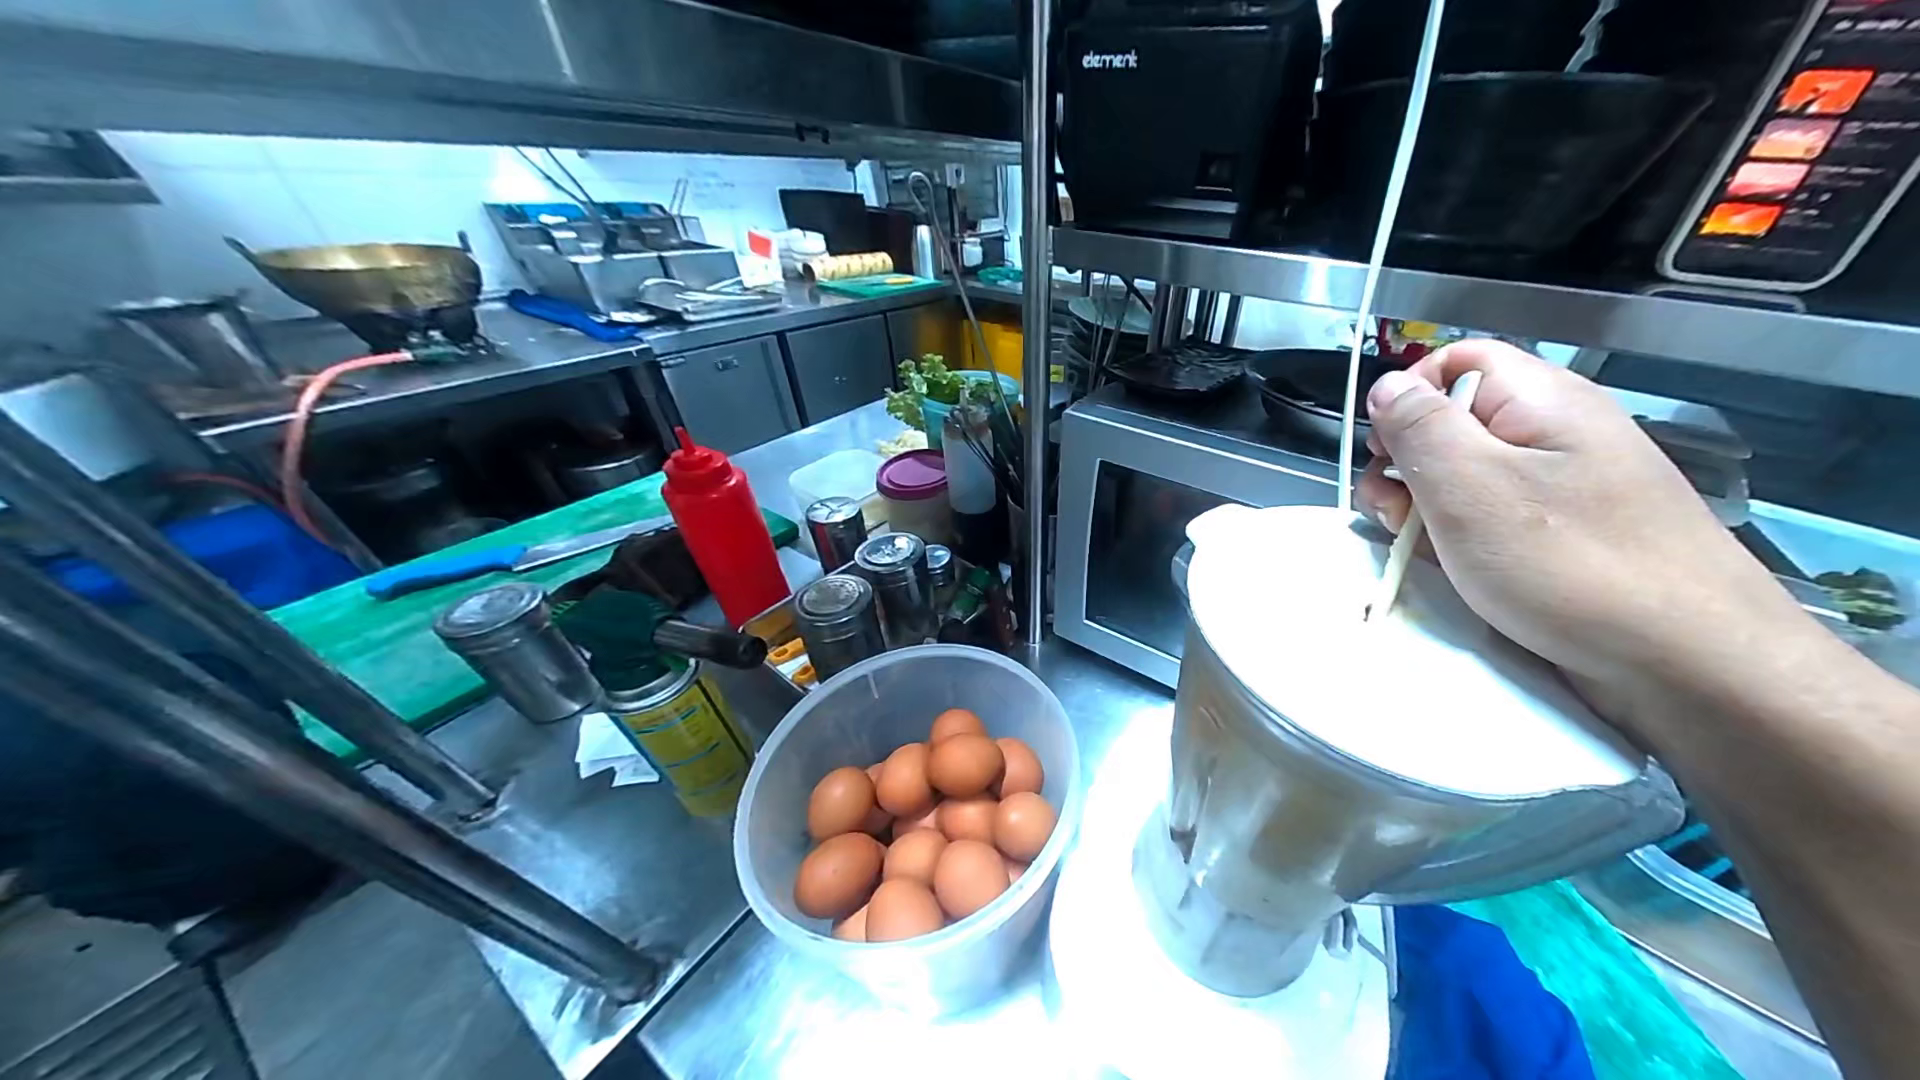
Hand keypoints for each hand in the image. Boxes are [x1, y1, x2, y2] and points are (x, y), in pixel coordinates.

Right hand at [1356, 340, 1809, 687]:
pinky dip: (1455, 530)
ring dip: (1421, 501)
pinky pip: (1489, 511)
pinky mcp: (1561, 530)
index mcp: (1543, 402)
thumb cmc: (1565, 562)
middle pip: (1453, 419)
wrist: (1685, 662)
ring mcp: (1561, 484)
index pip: (1458, 360)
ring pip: (1464, 471)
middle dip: (1405, 459)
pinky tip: (1449, 561)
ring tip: (1415, 541)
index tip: (1384, 450)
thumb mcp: (1470, 486)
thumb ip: (1420, 427)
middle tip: (1393, 508)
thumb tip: (1388, 385)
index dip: (1407, 394)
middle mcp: (1555, 432)